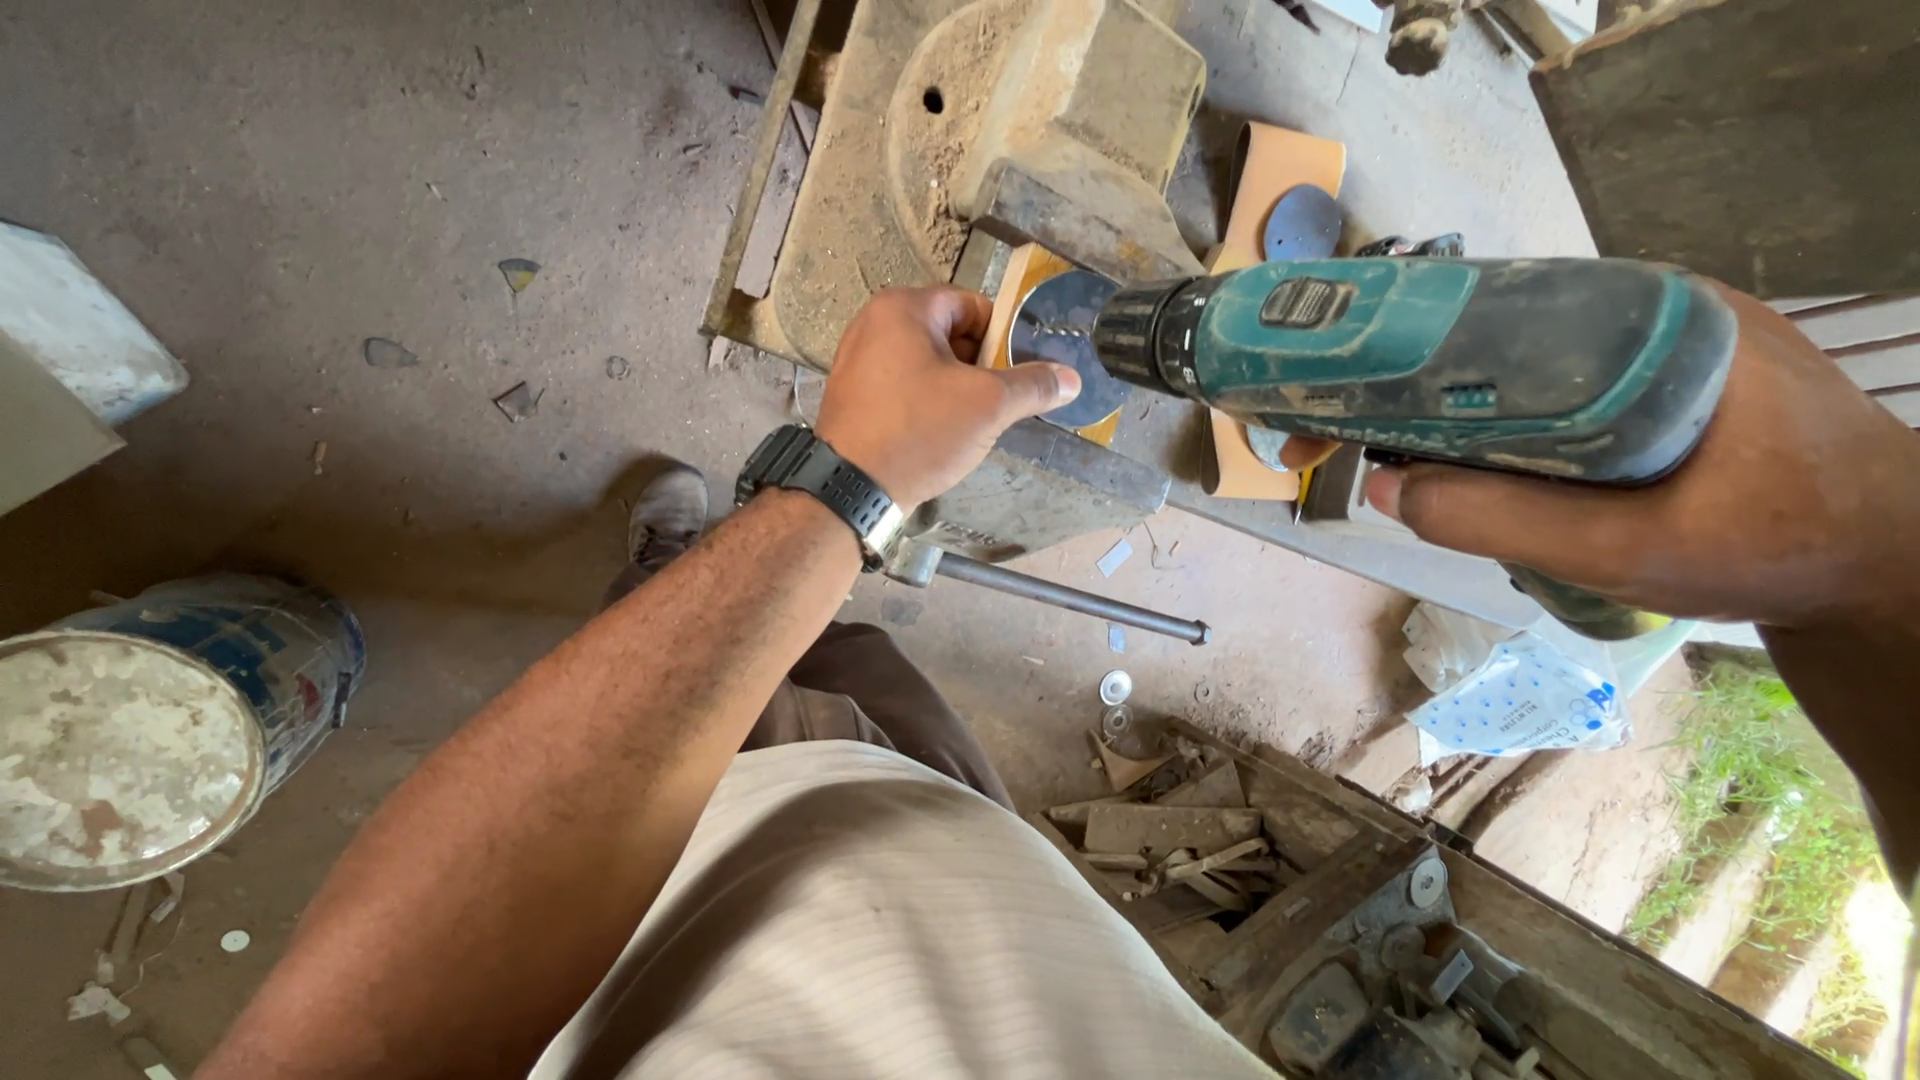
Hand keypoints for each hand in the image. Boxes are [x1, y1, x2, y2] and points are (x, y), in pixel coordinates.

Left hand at [814, 286, 1081, 510]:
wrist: (851, 488)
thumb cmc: (918, 432)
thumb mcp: (987, 406)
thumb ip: (1032, 386)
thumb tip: (1071, 379)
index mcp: (903, 308)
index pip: (973, 306)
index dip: (1003, 338)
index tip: (1019, 373)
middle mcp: (874, 324)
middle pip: (950, 334)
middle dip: (980, 368)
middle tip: (998, 403)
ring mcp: (858, 360)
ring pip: (928, 364)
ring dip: (956, 389)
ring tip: (971, 423)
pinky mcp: (854, 395)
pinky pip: (905, 387)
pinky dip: (928, 404)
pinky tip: (939, 434)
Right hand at [1311, 285, 1919, 627]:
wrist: (1891, 567)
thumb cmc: (1777, 549)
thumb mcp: (1629, 551)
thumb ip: (1502, 521)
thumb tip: (1383, 487)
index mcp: (1650, 320)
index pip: (1485, 308)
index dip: (1388, 350)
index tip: (1324, 393)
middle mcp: (1638, 312)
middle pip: (1477, 333)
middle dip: (1389, 383)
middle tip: (1325, 437)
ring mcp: (1638, 343)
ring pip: (1497, 363)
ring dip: (1427, 406)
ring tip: (1377, 458)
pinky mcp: (1635, 377)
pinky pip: (1528, 386)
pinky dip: (1472, 419)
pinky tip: (1452, 460)